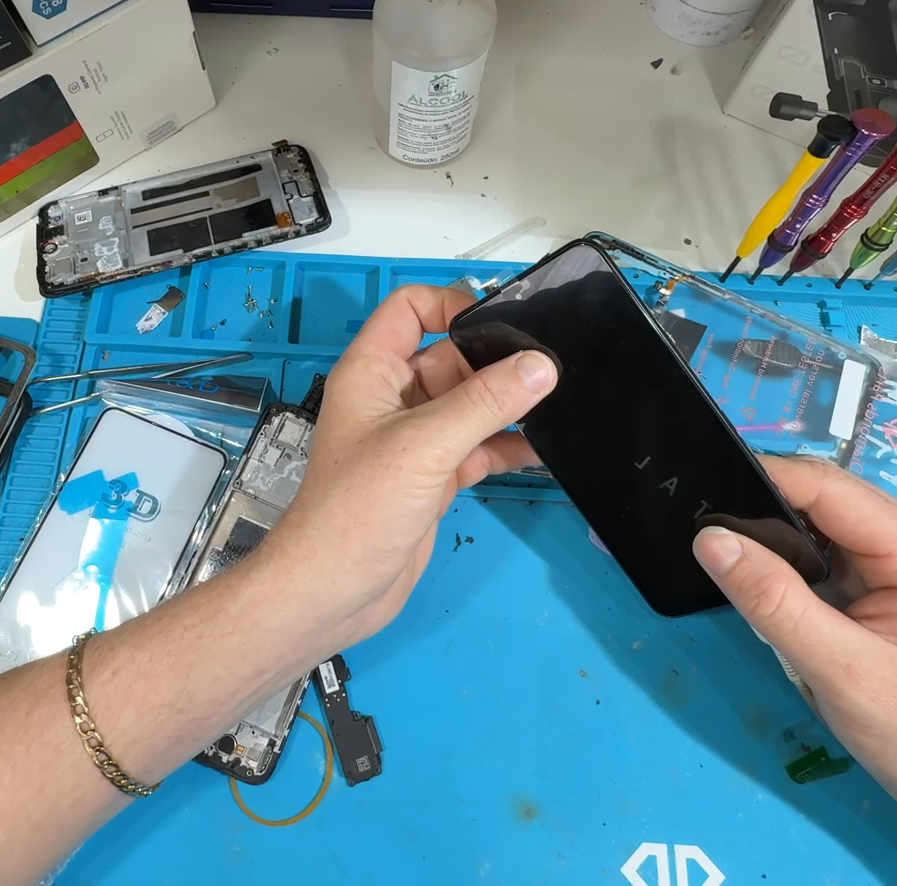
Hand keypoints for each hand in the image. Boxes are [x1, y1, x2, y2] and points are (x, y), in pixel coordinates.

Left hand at [256, 285, 556, 652]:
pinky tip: (544, 450)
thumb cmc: (360, 508)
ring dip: (507, 406)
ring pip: (468, 404)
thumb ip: (484, 403)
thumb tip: (541, 365)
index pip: (409, 310)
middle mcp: (393, 398)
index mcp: (373, 372)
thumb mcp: (424, 446)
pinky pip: (476, 446)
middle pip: (450, 357)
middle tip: (554, 369)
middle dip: (495, 361)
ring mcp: (414, 439)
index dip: (451, 304)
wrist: (334, 592)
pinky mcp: (432, 475)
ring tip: (562, 404)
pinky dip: (506, 446)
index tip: (502, 323)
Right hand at [691, 458, 896, 885]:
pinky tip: (756, 576)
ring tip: (720, 550)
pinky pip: (818, 552)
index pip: (828, 489)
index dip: (763, 478)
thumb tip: (708, 539)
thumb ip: (772, 602)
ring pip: (815, 523)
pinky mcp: (879, 586)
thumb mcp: (840, 672)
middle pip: (821, 499)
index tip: (700, 490)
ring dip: (769, 534)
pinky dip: (782, 559)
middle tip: (701, 526)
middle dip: (760, 505)